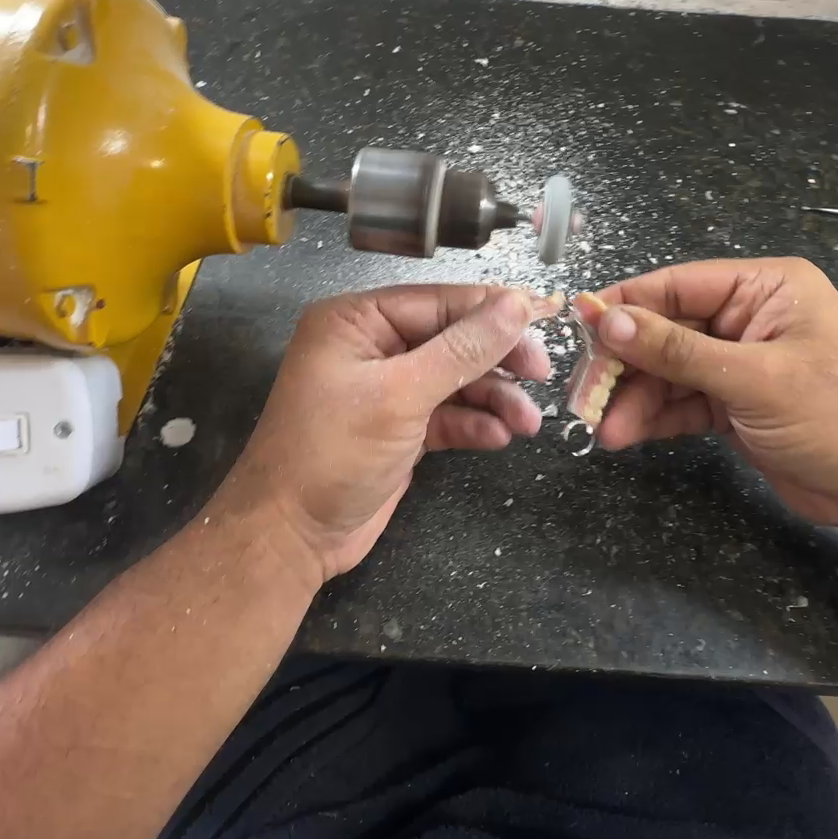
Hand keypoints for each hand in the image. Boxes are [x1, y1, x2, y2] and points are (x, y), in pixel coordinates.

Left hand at [217, 285, 556, 580]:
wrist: (291, 537)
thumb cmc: (333, 453)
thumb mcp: (400, 396)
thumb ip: (463, 350)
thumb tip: (517, 305)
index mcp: (356, 320)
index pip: (439, 301)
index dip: (494, 310)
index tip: (546, 320)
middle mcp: (372, 345)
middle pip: (452, 338)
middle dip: (497, 359)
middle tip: (541, 375)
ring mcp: (386, 388)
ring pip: (455, 378)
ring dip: (493, 398)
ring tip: (526, 422)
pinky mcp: (399, 427)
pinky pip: (447, 413)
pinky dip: (473, 423)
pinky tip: (498, 437)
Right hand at [579, 258, 837, 529]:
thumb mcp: (755, 379)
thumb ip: (676, 350)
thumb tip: (605, 319)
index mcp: (763, 289)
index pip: (676, 287)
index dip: (624, 306)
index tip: (576, 327)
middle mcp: (746, 318)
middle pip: (664, 332)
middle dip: (624, 365)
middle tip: (584, 395)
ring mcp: (738, 364)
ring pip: (666, 372)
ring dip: (633, 399)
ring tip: (604, 430)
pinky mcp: (733, 404)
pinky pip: (681, 402)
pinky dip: (653, 417)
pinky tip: (625, 435)